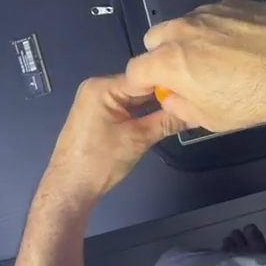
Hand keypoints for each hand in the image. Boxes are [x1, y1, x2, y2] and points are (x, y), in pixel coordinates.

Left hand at [35, 75, 184, 209]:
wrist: (70, 188)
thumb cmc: (98, 163)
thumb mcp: (138, 140)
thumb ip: (167, 122)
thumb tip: (196, 112)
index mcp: (102, 87)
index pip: (144, 76)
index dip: (170, 81)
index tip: (194, 86)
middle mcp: (98, 88)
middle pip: (140, 85)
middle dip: (165, 94)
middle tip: (195, 98)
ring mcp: (98, 102)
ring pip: (136, 98)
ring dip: (156, 105)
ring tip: (186, 107)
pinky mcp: (101, 115)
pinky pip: (128, 108)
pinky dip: (144, 113)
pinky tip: (165, 116)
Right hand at [123, 0, 265, 132]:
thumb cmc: (253, 100)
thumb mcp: (209, 119)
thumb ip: (180, 106)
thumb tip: (173, 96)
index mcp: (170, 60)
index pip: (136, 69)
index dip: (144, 82)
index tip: (157, 89)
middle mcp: (184, 29)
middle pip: (155, 38)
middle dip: (164, 55)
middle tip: (188, 73)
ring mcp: (210, 11)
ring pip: (185, 23)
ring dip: (192, 39)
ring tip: (221, 59)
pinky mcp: (235, 2)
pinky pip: (214, 13)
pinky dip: (219, 27)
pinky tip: (242, 45)